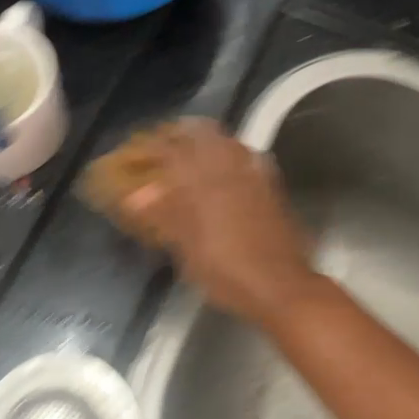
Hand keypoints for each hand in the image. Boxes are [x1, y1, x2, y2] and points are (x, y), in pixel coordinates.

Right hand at [115, 119, 320, 325]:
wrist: (281, 285)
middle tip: (168, 139)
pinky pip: (249, 156)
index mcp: (204, 183)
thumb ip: (164, 216)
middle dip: (183, 132)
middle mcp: (229, 171)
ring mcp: (254, 175)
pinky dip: (233, 152)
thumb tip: (137, 195)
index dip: (154, 145)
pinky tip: (228, 164)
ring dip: (209, 138)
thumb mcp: (187, 250)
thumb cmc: (227, 272)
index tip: (141, 146)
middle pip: (205, 134)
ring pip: (229, 141)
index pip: (173, 150)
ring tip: (195, 146)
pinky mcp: (272, 186)